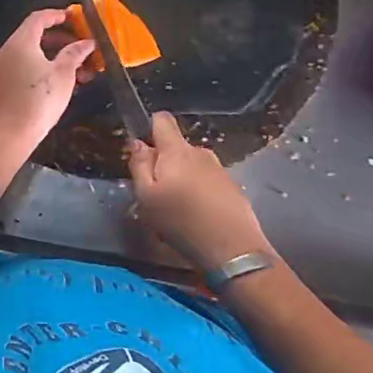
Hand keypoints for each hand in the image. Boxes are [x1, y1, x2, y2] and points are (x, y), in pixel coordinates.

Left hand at [0, 9, 95, 146]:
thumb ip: (74, 53)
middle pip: (34, 35)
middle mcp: (7, 50)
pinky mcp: (3, 81)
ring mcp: (2, 66)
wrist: (12, 131)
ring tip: (82, 66)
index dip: (56, 15)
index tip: (74, 17)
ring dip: (55, 55)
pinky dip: (43, 65)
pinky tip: (64, 78)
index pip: (37, 18)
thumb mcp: (63, 74)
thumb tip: (87, 42)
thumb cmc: (40, 99)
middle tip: (83, 44)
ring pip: (31, 52)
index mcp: (19, 43)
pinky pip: (24, 64)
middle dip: (61, 38)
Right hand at [127, 112, 270, 272]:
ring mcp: (221, 171)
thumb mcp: (146, 196)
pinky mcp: (234, 190)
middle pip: (176, 147)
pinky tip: (195, 216)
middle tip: (156, 191)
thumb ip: (139, 165)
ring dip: (181, 178)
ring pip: (192, 166)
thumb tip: (138, 143)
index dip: (149, 129)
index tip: (142, 151)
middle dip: (164, 161)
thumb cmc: (181, 221)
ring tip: (175, 207)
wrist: (235, 252)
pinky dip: (198, 192)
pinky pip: (207, 181)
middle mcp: (202, 154)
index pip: (162, 120)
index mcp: (177, 151)